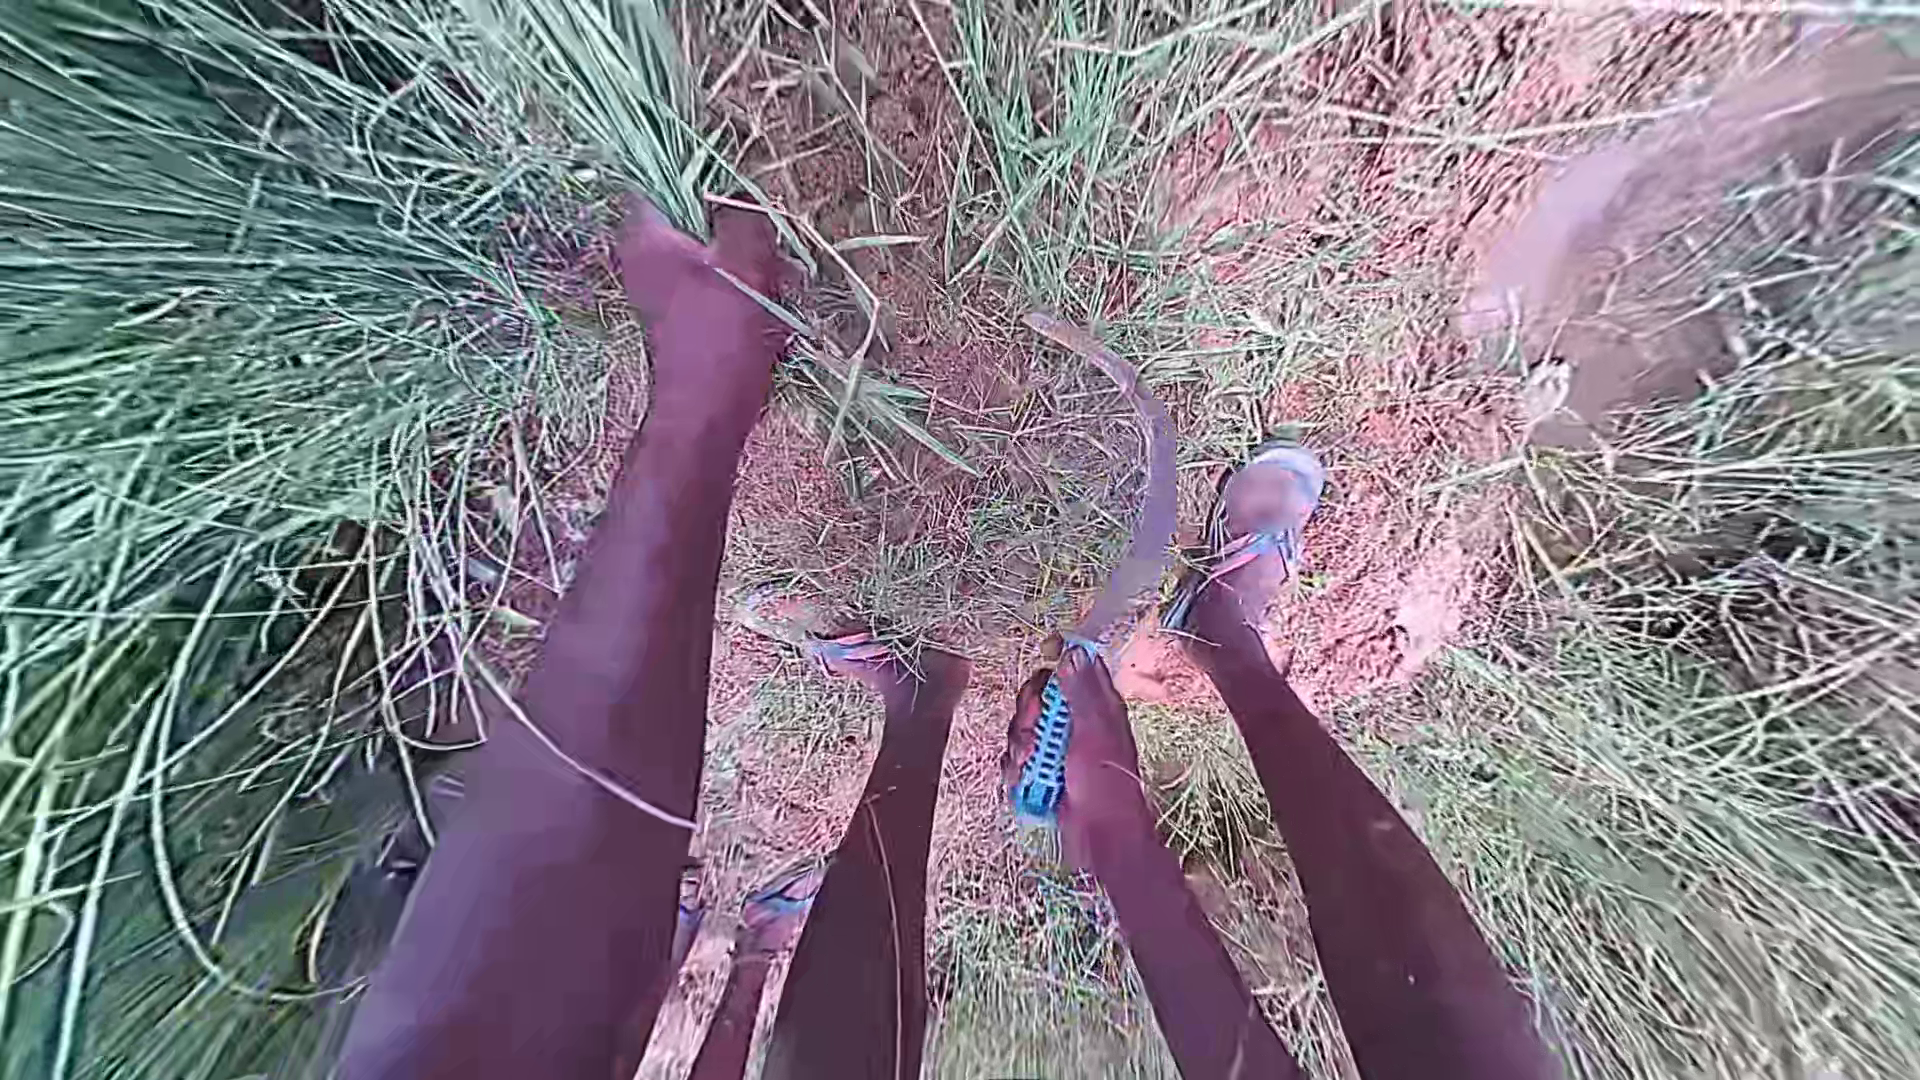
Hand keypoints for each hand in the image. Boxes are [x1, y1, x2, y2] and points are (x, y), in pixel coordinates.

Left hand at [616, 199, 792, 407]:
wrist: (708, 417)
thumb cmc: (719, 340)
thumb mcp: (741, 268)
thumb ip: (744, 220)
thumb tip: (748, 196)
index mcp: (648, 238)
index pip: (666, 183)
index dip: (708, 187)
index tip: (747, 208)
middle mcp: (650, 264)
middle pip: (703, 231)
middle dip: (748, 245)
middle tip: (780, 265)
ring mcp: (669, 299)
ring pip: (720, 268)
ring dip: (757, 279)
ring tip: (784, 300)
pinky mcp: (690, 328)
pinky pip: (723, 301)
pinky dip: (749, 307)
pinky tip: (774, 328)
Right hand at [1003, 647, 1155, 872]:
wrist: (1100, 837)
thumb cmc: (1105, 781)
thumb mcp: (1094, 730)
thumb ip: (1081, 691)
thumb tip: (1072, 652)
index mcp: (1096, 705)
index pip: (1074, 667)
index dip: (1057, 660)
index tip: (1044, 666)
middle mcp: (1075, 720)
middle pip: (1038, 695)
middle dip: (1029, 711)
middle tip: (1034, 727)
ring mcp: (1057, 745)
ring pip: (1023, 725)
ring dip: (1020, 742)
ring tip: (1030, 761)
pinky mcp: (1041, 769)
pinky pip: (1016, 755)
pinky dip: (1016, 765)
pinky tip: (1023, 776)